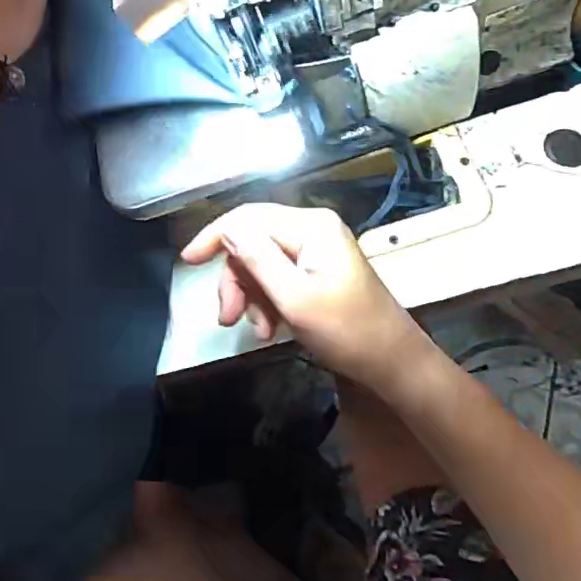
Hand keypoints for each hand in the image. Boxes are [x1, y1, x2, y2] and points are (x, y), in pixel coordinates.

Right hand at [181, 203, 438, 393]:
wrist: (393, 363)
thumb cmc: (347, 331)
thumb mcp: (295, 298)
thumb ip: (258, 259)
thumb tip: (227, 228)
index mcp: (311, 226)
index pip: (249, 217)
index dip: (215, 236)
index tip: (188, 261)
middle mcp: (312, 228)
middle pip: (253, 241)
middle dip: (237, 279)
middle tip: (227, 317)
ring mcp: (317, 249)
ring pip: (262, 262)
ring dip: (252, 296)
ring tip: (260, 330)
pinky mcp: (318, 269)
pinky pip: (279, 276)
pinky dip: (268, 301)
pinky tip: (272, 328)